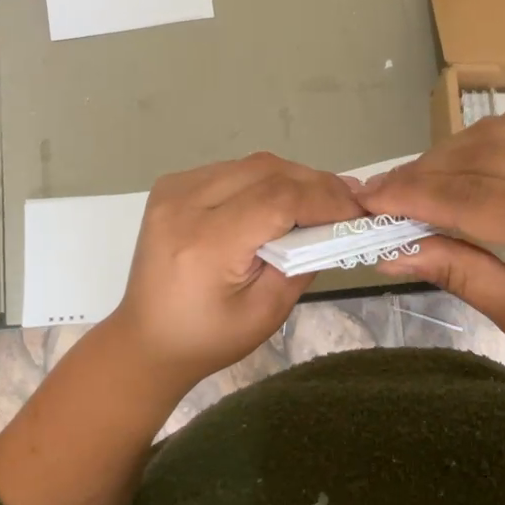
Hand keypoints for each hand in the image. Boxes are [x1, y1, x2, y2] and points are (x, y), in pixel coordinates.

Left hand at [109, 153, 363, 386]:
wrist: (146, 339)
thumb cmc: (207, 338)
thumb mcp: (265, 313)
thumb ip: (301, 264)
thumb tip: (334, 226)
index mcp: (205, 243)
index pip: (277, 199)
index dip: (324, 199)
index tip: (358, 211)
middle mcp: (184, 205)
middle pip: (265, 171)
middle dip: (314, 183)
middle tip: (349, 201)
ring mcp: (172, 190)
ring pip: (248, 165)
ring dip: (289, 178)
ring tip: (321, 200)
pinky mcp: (170, 187)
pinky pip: (229, 170)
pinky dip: (261, 180)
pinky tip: (279, 201)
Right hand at [358, 105, 504, 393]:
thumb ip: (458, 272)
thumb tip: (391, 249)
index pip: (471, 197)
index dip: (410, 197)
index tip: (364, 202)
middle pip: (478, 155)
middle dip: (420, 173)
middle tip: (382, 196)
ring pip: (498, 129)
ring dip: (451, 153)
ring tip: (423, 185)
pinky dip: (488, 138)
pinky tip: (472, 165)